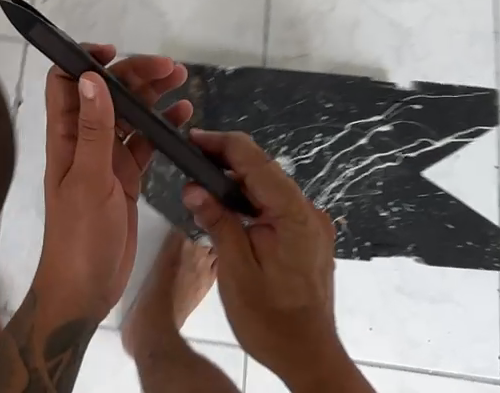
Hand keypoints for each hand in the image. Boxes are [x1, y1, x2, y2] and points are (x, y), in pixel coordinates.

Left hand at [31, 46, 191, 321]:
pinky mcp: (126, 177)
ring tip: (181, 80)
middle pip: (107, 93)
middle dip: (134, 74)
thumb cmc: (80, 236)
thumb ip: (93, 130)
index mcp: (65, 134)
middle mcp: (84, 139)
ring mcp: (106, 157)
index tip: (114, 52)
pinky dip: (162, 127)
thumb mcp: (89, 180)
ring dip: (152, 95)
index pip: (66, 81)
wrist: (85, 290)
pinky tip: (183, 116)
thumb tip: (91, 77)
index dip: (85, 60)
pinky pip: (145, 142)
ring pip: (129, 114)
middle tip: (170, 67)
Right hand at [183, 130, 352, 387]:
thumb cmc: (270, 320)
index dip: (220, 143)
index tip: (189, 140)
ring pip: (268, 184)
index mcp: (294, 213)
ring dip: (235, 179)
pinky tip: (227, 207)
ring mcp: (311, 223)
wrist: (309, 359)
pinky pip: (275, 203)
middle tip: (188, 161)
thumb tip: (193, 187)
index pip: (254, 159)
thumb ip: (218, 221)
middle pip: (262, 168)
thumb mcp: (236, 270)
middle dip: (224, 159)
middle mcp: (308, 210)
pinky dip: (249, 198)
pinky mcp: (307, 235)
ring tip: (201, 182)